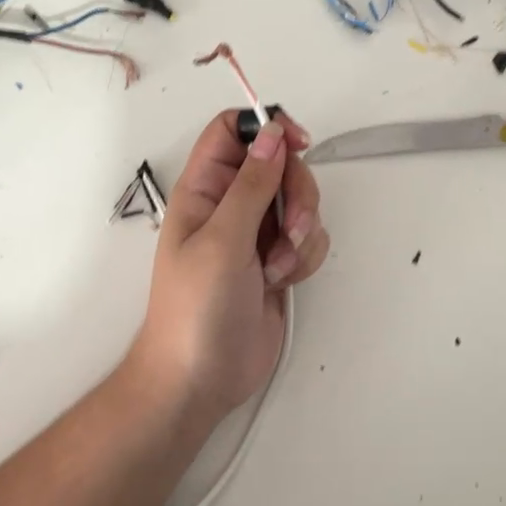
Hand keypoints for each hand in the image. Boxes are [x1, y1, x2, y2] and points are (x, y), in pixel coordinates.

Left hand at [128, 110, 328, 423]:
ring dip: (302, 232)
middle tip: (293, 229)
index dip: (266, 126)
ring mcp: (256, 233)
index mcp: (204, 188)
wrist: (200, 378)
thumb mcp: (223, 240)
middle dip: (297, 194)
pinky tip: (283, 281)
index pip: (232, 131)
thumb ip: (252, 184)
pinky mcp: (278, 260)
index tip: (298, 143)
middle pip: (280, 164)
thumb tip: (272, 130)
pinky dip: (305, 257)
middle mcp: (231, 203)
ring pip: (301, 202)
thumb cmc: (196, 308)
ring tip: (279, 267)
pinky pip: (309, 238)